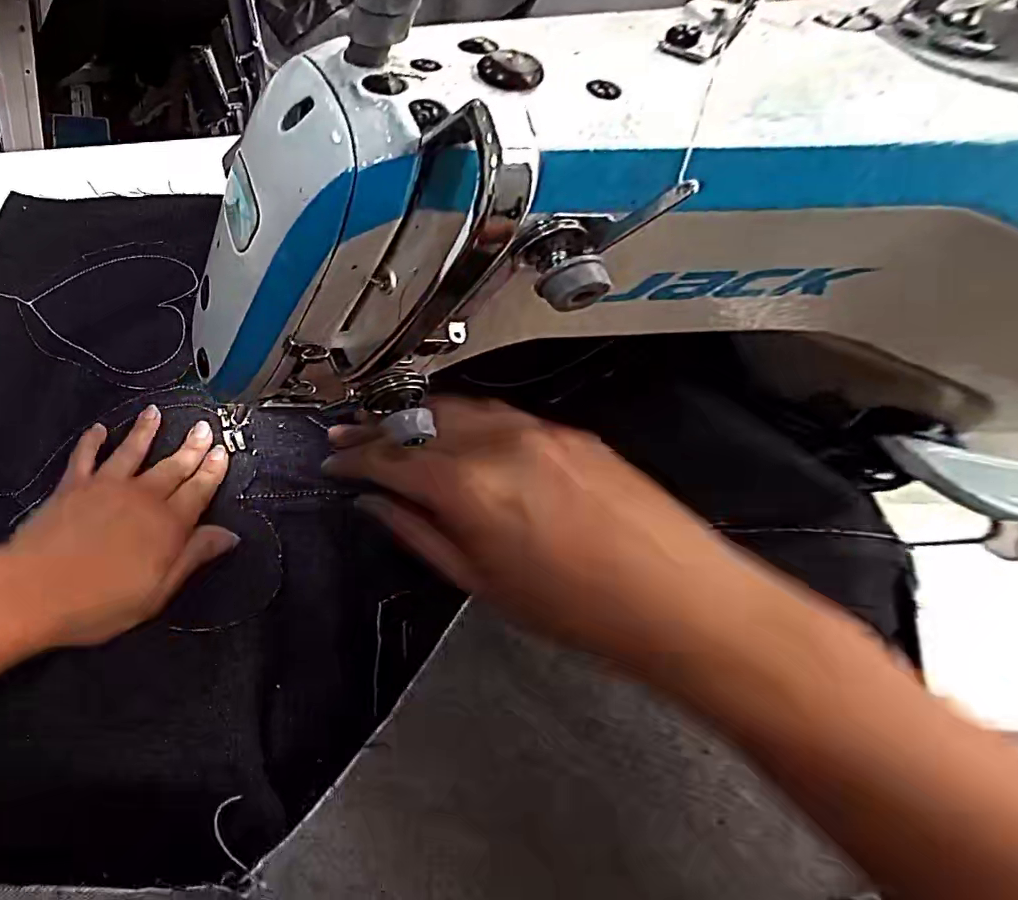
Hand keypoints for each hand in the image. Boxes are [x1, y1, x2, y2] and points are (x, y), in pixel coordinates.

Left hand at [0, 405, 237, 646]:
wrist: (35, 590)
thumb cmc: (100, 603)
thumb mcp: (157, 593)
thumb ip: (192, 558)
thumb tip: (228, 535)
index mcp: (166, 525)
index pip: (198, 491)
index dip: (212, 471)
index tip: (223, 451)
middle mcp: (141, 496)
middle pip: (173, 467)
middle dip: (191, 447)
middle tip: (204, 427)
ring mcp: (106, 485)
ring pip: (133, 450)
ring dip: (146, 430)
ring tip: (156, 412)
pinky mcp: (74, 484)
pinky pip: (86, 455)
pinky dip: (93, 440)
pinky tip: (99, 429)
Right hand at [322, 397, 766, 666]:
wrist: (685, 602)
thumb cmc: (582, 610)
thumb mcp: (479, 582)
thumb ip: (416, 533)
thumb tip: (375, 505)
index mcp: (467, 487)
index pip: (388, 459)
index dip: (352, 459)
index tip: (333, 462)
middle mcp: (496, 444)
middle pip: (413, 423)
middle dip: (373, 429)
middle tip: (347, 437)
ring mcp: (533, 430)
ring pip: (452, 408)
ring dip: (413, 418)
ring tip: (390, 429)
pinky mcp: (563, 430)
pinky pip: (493, 411)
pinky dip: (457, 418)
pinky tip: (449, 432)